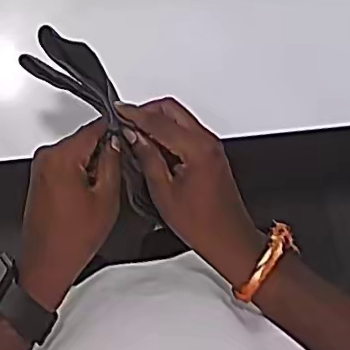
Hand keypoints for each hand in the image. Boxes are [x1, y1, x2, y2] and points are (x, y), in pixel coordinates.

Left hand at [19, 119, 120, 308]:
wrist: (47, 261)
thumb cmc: (71, 238)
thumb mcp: (105, 198)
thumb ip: (112, 163)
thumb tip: (114, 143)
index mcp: (61, 157)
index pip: (91, 130)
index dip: (111, 129)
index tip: (124, 131)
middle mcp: (46, 156)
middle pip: (81, 141)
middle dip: (100, 151)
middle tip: (118, 168)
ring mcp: (40, 166)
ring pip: (73, 153)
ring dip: (88, 163)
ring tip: (100, 189)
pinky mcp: (39, 176)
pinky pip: (63, 164)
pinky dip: (77, 172)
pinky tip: (86, 194)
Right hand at [117, 98, 267, 286]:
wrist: (231, 241)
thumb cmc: (203, 225)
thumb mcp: (164, 192)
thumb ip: (147, 157)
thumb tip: (133, 135)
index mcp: (196, 149)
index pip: (158, 120)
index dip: (134, 114)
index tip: (118, 111)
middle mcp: (207, 142)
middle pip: (170, 108)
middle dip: (146, 110)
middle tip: (127, 121)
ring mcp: (211, 145)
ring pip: (178, 115)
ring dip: (156, 119)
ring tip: (136, 134)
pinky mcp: (211, 152)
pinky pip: (185, 127)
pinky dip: (167, 128)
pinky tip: (153, 144)